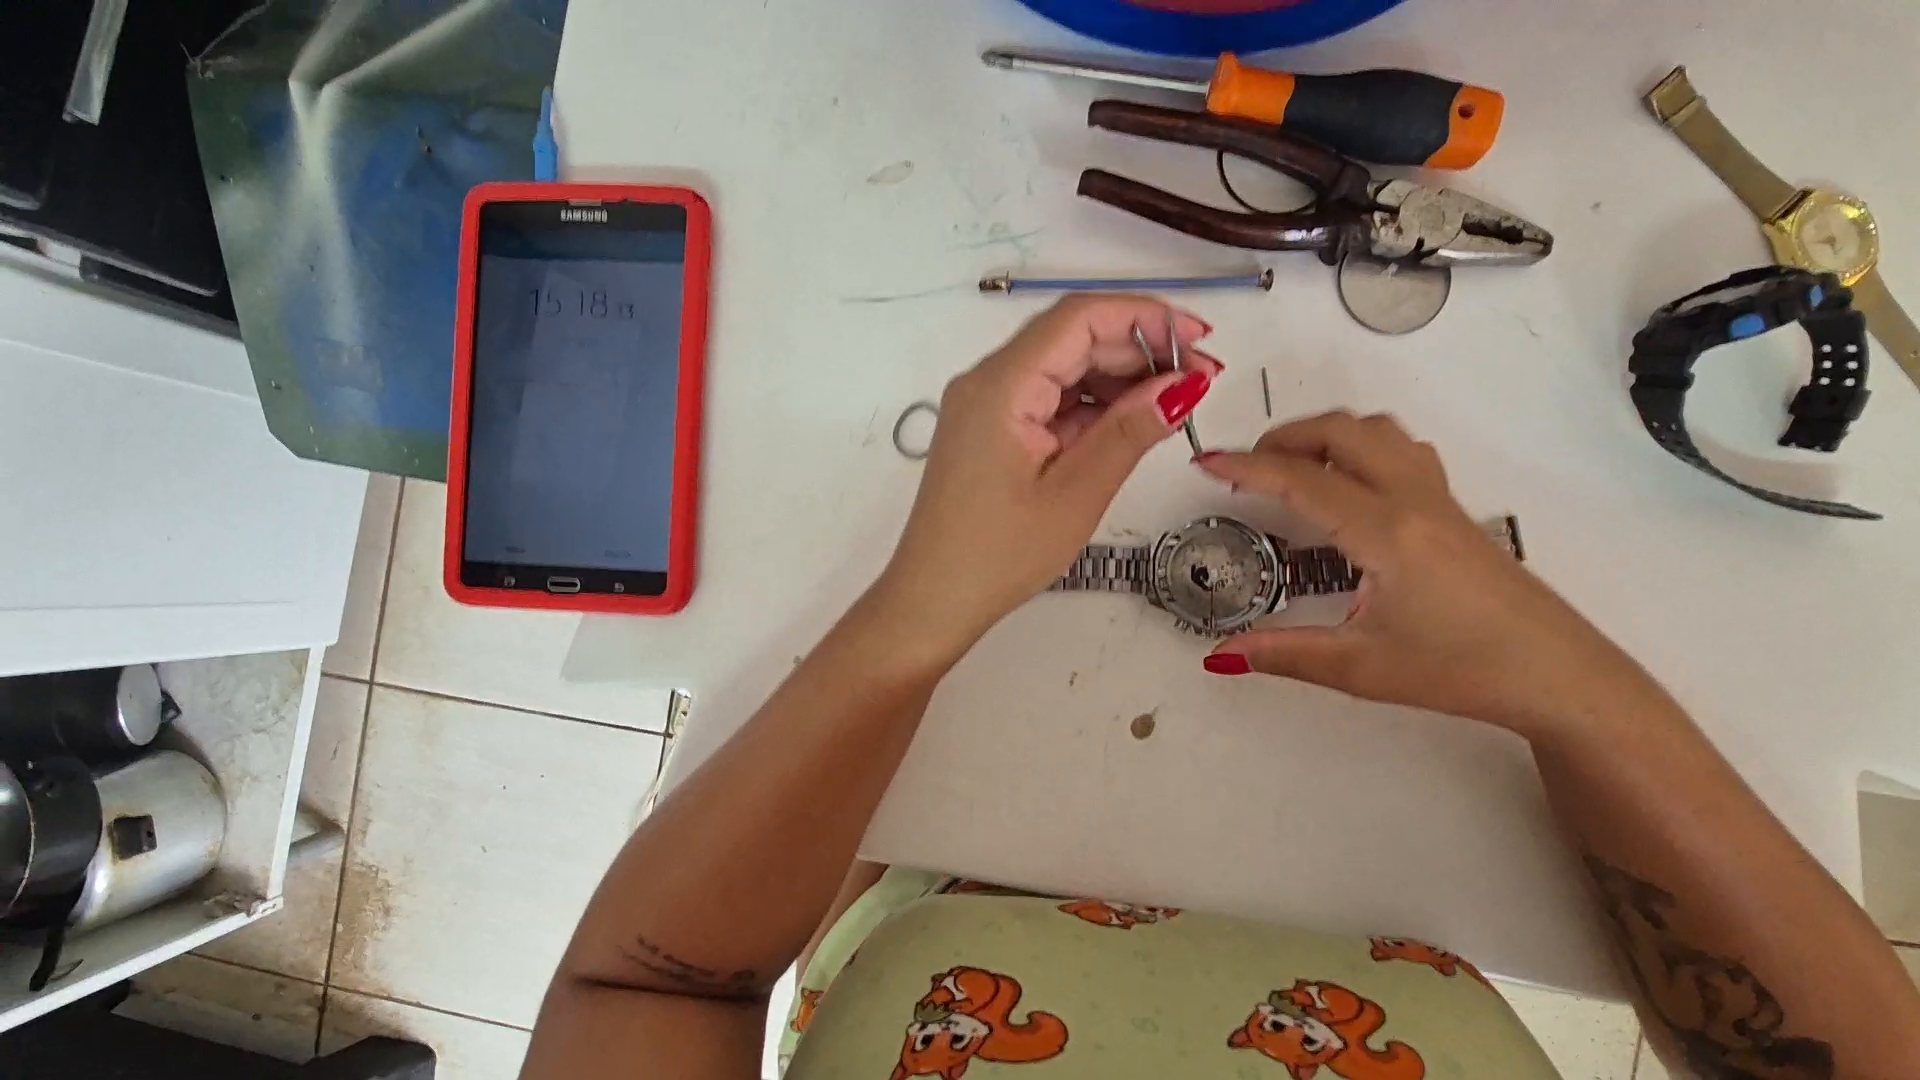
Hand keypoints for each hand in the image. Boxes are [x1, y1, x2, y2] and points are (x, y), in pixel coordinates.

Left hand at [872, 295, 1218, 664]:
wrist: (935, 597)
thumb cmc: (1000, 554)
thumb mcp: (1076, 493)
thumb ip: (1130, 431)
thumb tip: (1185, 385)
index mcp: (1001, 386)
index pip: (1078, 318)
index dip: (1145, 316)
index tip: (1200, 339)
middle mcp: (988, 381)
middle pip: (1071, 339)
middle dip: (1139, 350)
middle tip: (1201, 379)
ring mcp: (986, 405)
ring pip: (1063, 368)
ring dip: (1119, 378)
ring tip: (1174, 404)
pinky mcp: (991, 429)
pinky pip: (1048, 399)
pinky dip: (1091, 405)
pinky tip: (1131, 422)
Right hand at [1195, 411, 1643, 733]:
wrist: (1558, 675)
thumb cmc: (1462, 670)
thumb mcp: (1360, 667)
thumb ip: (1283, 653)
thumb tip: (1219, 655)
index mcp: (1384, 533)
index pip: (1301, 481)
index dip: (1245, 467)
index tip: (1205, 461)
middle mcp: (1412, 501)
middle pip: (1341, 431)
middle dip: (1284, 436)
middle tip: (1247, 467)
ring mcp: (1438, 500)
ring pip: (1377, 432)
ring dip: (1326, 434)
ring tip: (1291, 466)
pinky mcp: (1454, 511)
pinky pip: (1401, 450)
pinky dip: (1360, 446)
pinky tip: (1348, 484)